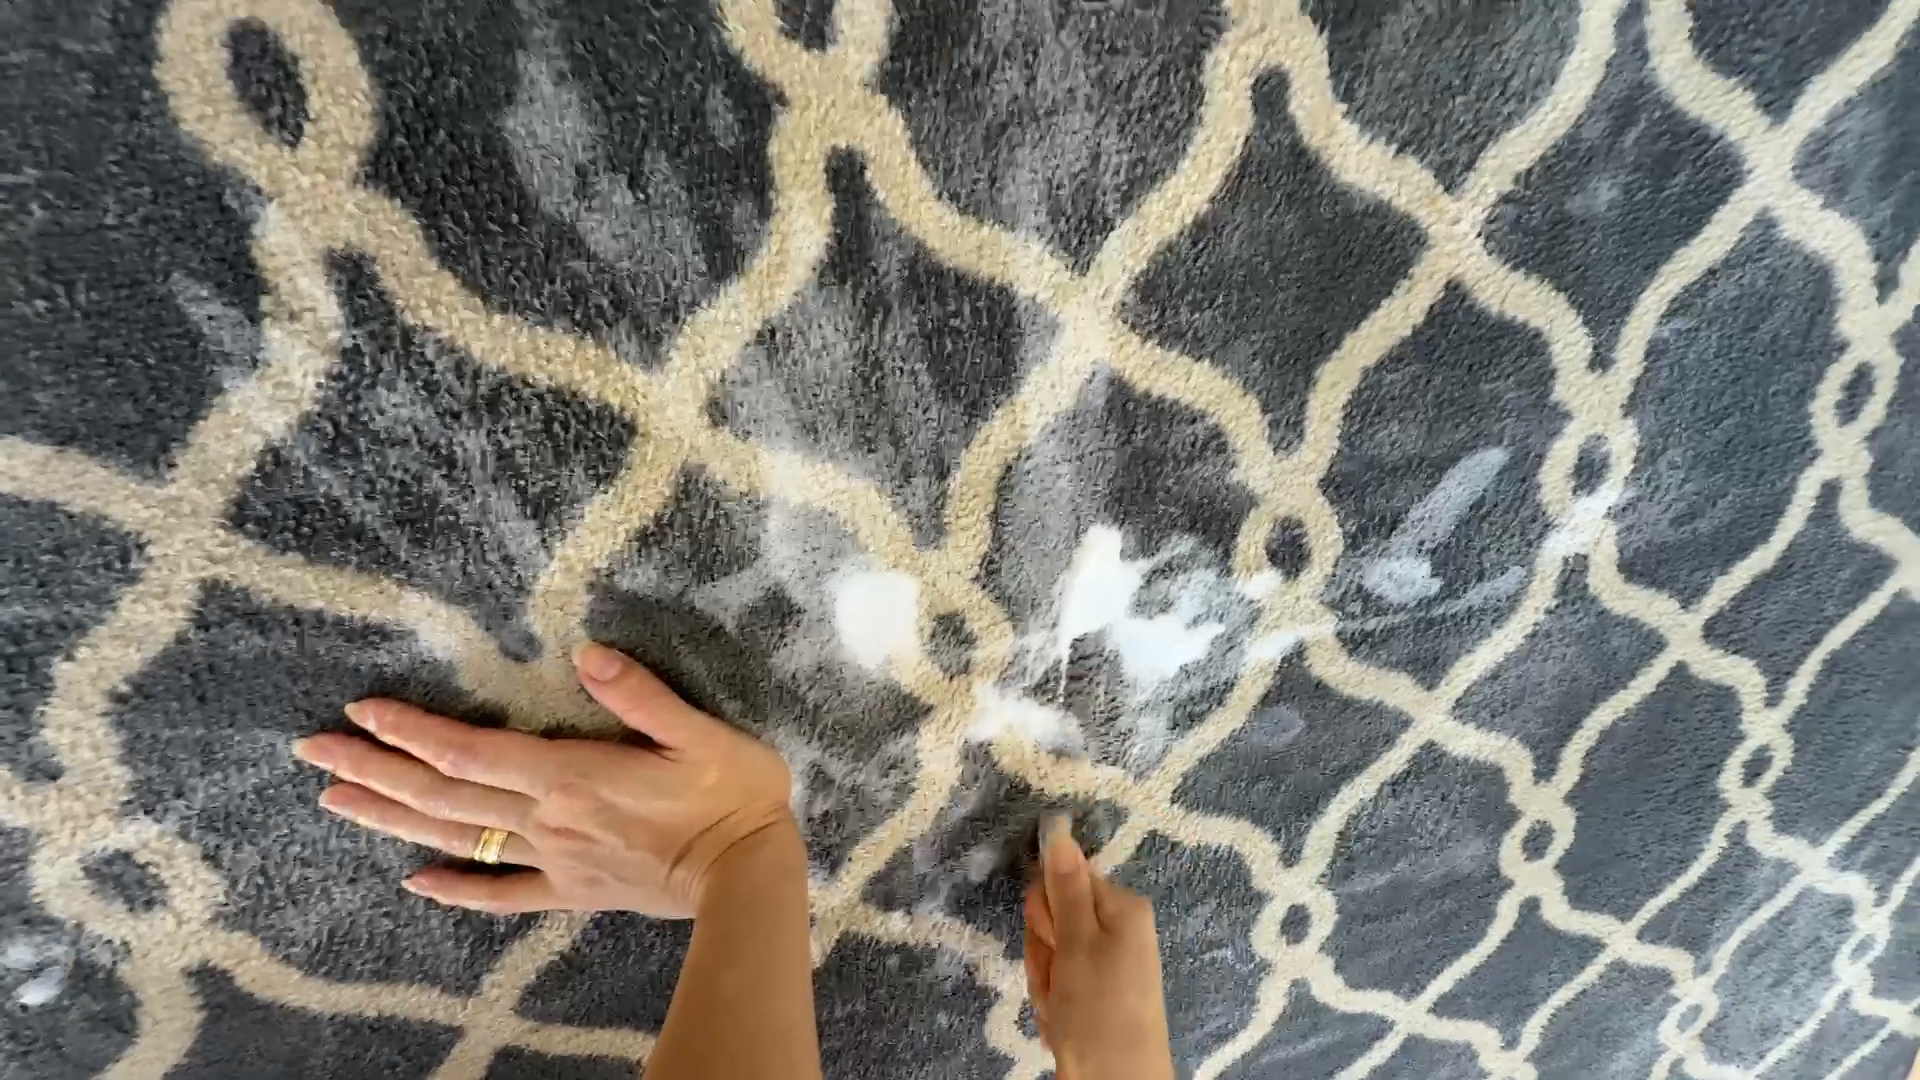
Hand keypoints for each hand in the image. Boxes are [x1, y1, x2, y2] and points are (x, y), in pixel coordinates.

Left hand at [292, 642, 797, 916]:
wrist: (748, 872)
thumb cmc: (732, 792)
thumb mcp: (701, 732)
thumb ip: (642, 695)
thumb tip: (586, 653)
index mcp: (576, 777)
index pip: (476, 753)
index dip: (416, 731)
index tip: (364, 711)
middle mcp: (551, 821)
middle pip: (448, 796)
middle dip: (378, 770)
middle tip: (315, 751)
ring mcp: (557, 862)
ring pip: (460, 839)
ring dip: (395, 818)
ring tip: (335, 802)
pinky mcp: (573, 890)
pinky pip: (501, 893)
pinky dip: (455, 888)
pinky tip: (416, 881)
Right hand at [1024, 818, 1174, 1079]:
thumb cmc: (1101, 1010)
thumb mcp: (1078, 943)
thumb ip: (1065, 886)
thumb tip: (1058, 829)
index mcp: (1121, 907)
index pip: (1064, 877)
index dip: (1048, 908)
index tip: (1053, 937)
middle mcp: (1115, 928)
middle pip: (1053, 912)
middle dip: (1044, 946)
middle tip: (1059, 976)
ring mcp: (1102, 962)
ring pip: (1048, 948)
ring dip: (1045, 977)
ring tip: (1062, 1004)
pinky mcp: (1091, 991)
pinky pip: (1055, 979)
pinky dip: (1051, 999)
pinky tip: (1063, 1019)